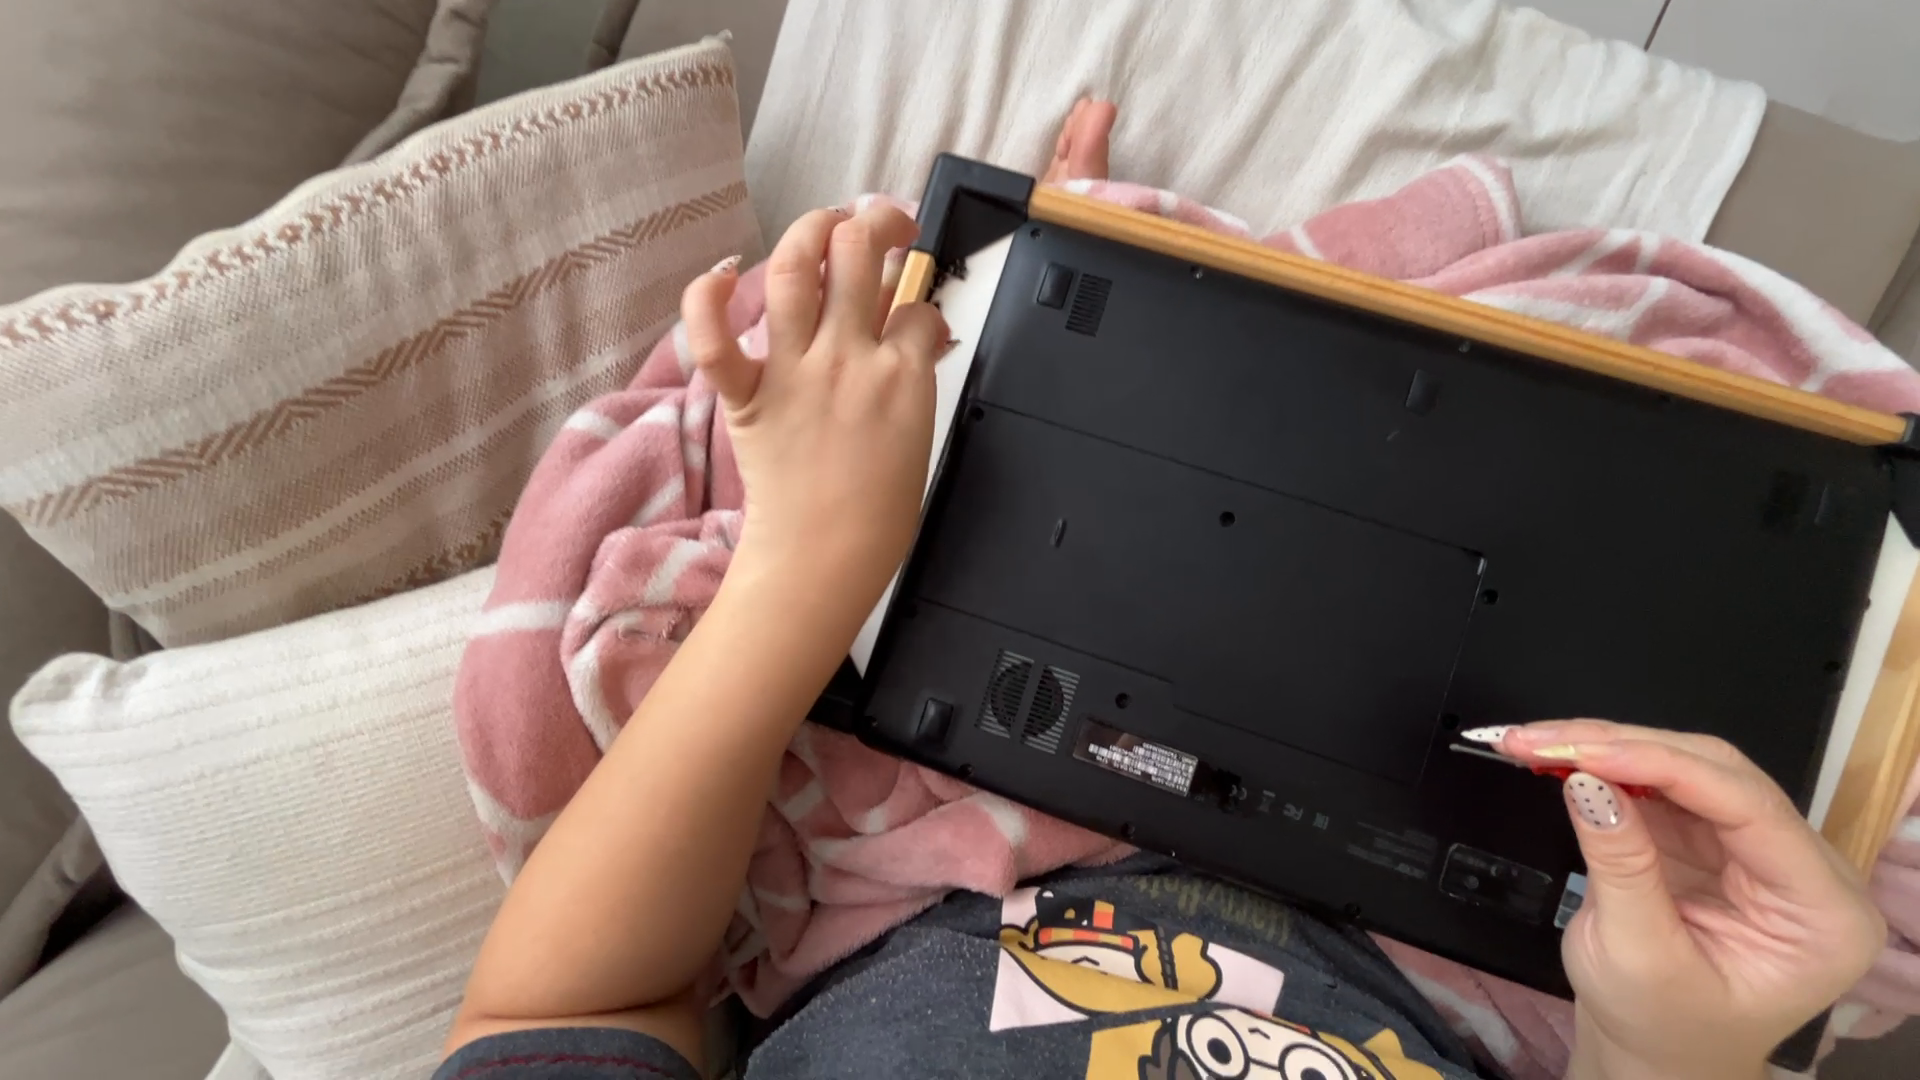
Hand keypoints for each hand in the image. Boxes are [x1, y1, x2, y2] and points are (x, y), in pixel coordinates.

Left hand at [679, 205, 947, 621]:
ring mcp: (794, 371)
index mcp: (901, 373)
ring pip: (794, 269)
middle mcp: (848, 357)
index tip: (917, 318)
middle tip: (881, 228)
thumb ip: (917, 377)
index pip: (918, 308)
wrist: (827, 555)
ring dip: (809, 230)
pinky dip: (707, 299)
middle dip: (875, 223)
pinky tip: (721, 272)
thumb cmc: (880, 511)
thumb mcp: (918, 436)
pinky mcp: (748, 396)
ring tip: (825, 224)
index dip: (922, 305)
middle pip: (859, 254)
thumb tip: (919, 338)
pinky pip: (715, 338)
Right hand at [1493, 721, 1884, 1078]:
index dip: (1660, 765)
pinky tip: (1550, 757)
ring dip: (1596, 745)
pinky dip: (1594, 762)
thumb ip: (1620, 866)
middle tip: (1532, 740)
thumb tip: (1582, 782)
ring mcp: (1747, 847)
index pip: (1746, 807)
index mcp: (1818, 911)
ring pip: (1676, 762)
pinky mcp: (1700, 835)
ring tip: (1526, 743)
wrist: (1656, 1046)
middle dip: (1617, 744)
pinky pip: (1649, 779)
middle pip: (1712, 771)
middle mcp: (1798, 867)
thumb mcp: (1638, 952)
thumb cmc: (1660, 1019)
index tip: (1576, 751)